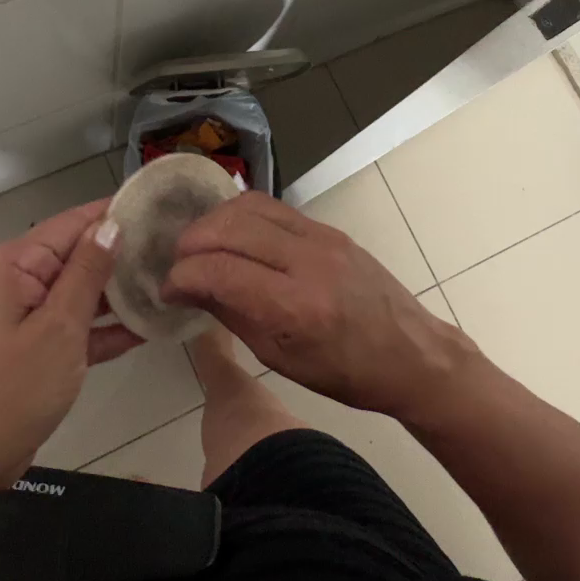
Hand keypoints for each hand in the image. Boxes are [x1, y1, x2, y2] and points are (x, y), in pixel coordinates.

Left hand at [0, 199, 141, 486]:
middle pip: (75, 258)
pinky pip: (69, 328)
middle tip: (175, 254)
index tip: (162, 211)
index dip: (116, 215)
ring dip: (117, 297)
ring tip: (168, 286)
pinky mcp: (27, 350)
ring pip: (76, 295)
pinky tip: (146, 330)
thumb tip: (110, 225)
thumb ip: (88, 273)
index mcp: (12, 264)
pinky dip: (100, 330)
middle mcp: (12, 281)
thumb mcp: (59, 328)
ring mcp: (19, 318)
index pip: (72, 224)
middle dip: (122, 258)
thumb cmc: (9, 390)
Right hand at [161, 192, 477, 420]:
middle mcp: (307, 262)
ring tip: (199, 245)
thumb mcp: (280, 359)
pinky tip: (230, 234)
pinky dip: (241, 215)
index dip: (182, 276)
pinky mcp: (329, 228)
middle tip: (177, 264)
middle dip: (191, 242)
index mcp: (295, 307)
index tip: (167, 290)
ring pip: (249, 206)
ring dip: (213, 222)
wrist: (412, 354)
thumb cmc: (345, 374)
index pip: (220, 271)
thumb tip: (189, 286)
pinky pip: (273, 208)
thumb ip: (232, 314)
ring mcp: (321, 238)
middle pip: (229, 228)